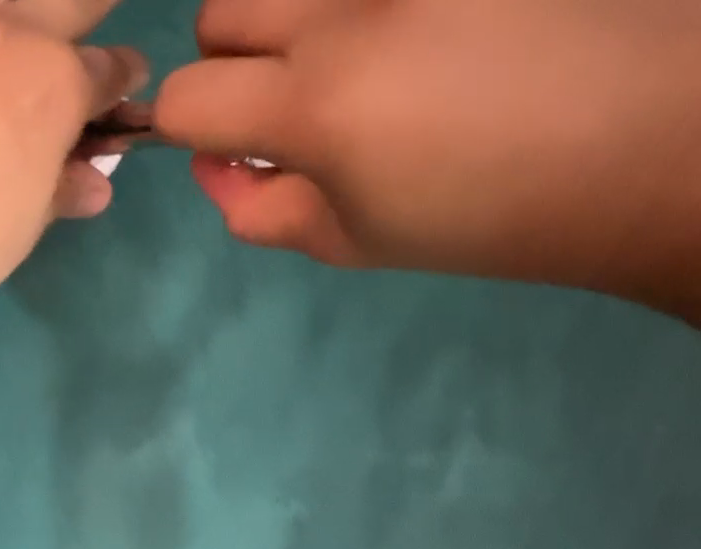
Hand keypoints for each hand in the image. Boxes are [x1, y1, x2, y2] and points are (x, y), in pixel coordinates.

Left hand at [0, 0, 148, 409]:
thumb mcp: (29, 222)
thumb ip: (61, 184)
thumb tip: (89, 181)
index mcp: (56, 79)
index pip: (106, 69)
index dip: (119, 85)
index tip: (119, 97)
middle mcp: (0, 37)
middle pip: (62, 3)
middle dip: (87, 14)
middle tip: (87, 28)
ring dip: (14, 0)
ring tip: (16, 22)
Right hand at [153, 0, 700, 320]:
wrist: (659, 146)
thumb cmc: (485, 216)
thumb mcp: (342, 239)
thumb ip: (250, 202)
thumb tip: (213, 159)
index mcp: (313, 105)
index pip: (182, 98)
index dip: (186, 127)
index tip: (225, 141)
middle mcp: (355, 14)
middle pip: (224, 12)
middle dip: (231, 60)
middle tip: (284, 91)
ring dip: (294, 18)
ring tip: (351, 52)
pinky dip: (363, 11)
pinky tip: (420, 35)